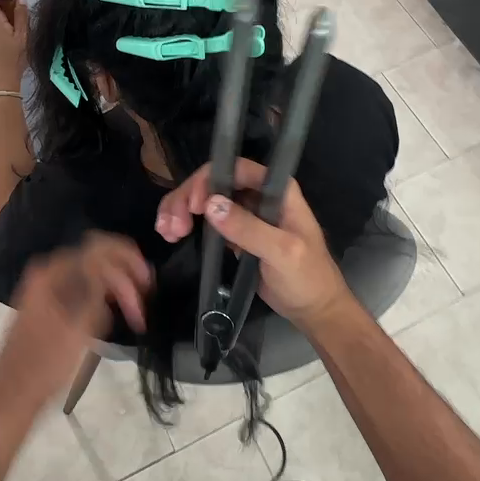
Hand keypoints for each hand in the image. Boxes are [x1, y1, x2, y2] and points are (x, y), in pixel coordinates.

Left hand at [0, 233, 152, 409]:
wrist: (12, 396)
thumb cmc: (45, 365)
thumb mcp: (79, 327)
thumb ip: (98, 290)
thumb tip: (116, 265)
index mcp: (51, 273)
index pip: (98, 249)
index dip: (127, 261)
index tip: (147, 284)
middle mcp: (47, 273)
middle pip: (95, 258)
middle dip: (123, 273)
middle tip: (146, 293)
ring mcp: (46, 288)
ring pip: (90, 274)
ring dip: (115, 286)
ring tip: (136, 308)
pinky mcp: (49, 305)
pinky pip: (80, 288)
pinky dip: (100, 296)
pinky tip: (115, 310)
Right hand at [156, 158, 350, 327]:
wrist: (314, 311)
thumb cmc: (308, 278)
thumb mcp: (282, 253)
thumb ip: (248, 228)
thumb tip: (210, 206)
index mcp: (277, 189)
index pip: (237, 169)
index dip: (211, 180)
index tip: (194, 205)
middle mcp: (259, 194)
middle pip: (215, 181)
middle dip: (188, 197)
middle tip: (171, 223)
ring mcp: (246, 212)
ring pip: (206, 198)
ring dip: (181, 208)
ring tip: (165, 230)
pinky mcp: (235, 232)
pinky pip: (206, 219)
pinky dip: (185, 222)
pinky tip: (169, 233)